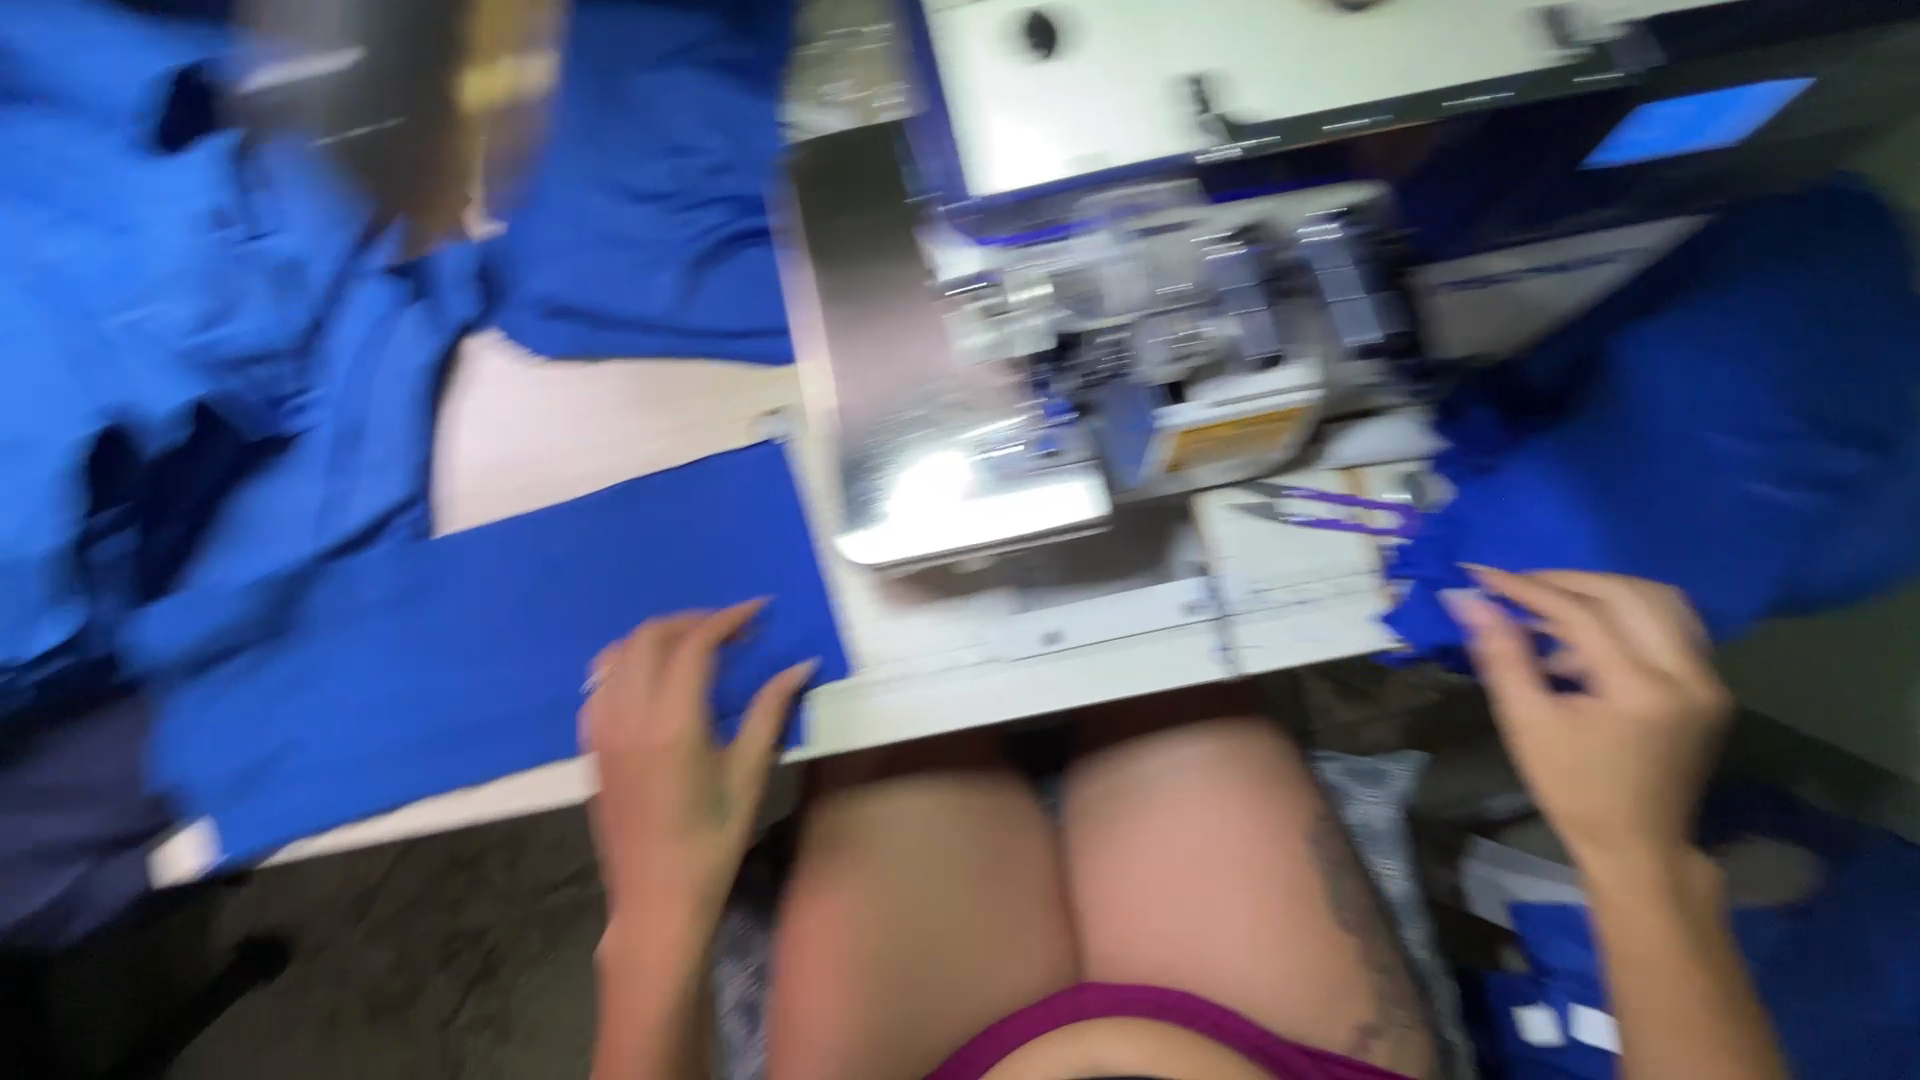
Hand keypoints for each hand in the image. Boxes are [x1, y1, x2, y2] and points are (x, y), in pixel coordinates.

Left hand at [581, 599, 819, 922]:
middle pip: (652, 636)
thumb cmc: (712, 841)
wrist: (656, 899)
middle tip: (733, 628)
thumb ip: (771, 710)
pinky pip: (601, 680)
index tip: (759, 610)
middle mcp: (628, 715)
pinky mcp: (591, 744)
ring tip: (697, 646)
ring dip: (659, 636)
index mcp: (672, 723)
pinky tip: (658, 677)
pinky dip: (630, 661)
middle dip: (694, 620)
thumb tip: (802, 664)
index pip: (695, 644)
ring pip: (620, 652)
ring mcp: (602, 728)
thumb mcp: (749, 774)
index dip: (729, 618)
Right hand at [1445, 569, 1733, 870]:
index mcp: (1641, 688)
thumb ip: (1502, 654)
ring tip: (1547, 605)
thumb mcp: (1526, 721)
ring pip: (1659, 602)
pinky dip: (1624, 615)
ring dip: (1600, 592)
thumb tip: (1469, 601)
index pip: (1582, 613)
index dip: (1527, 588)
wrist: (1637, 844)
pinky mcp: (1707, 687)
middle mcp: (1689, 675)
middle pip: (1629, 594)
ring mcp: (1707, 681)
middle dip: (1565, 581)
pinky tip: (1582, 636)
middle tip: (1515, 586)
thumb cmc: (1571, 788)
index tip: (1481, 576)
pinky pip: (1669, 626)